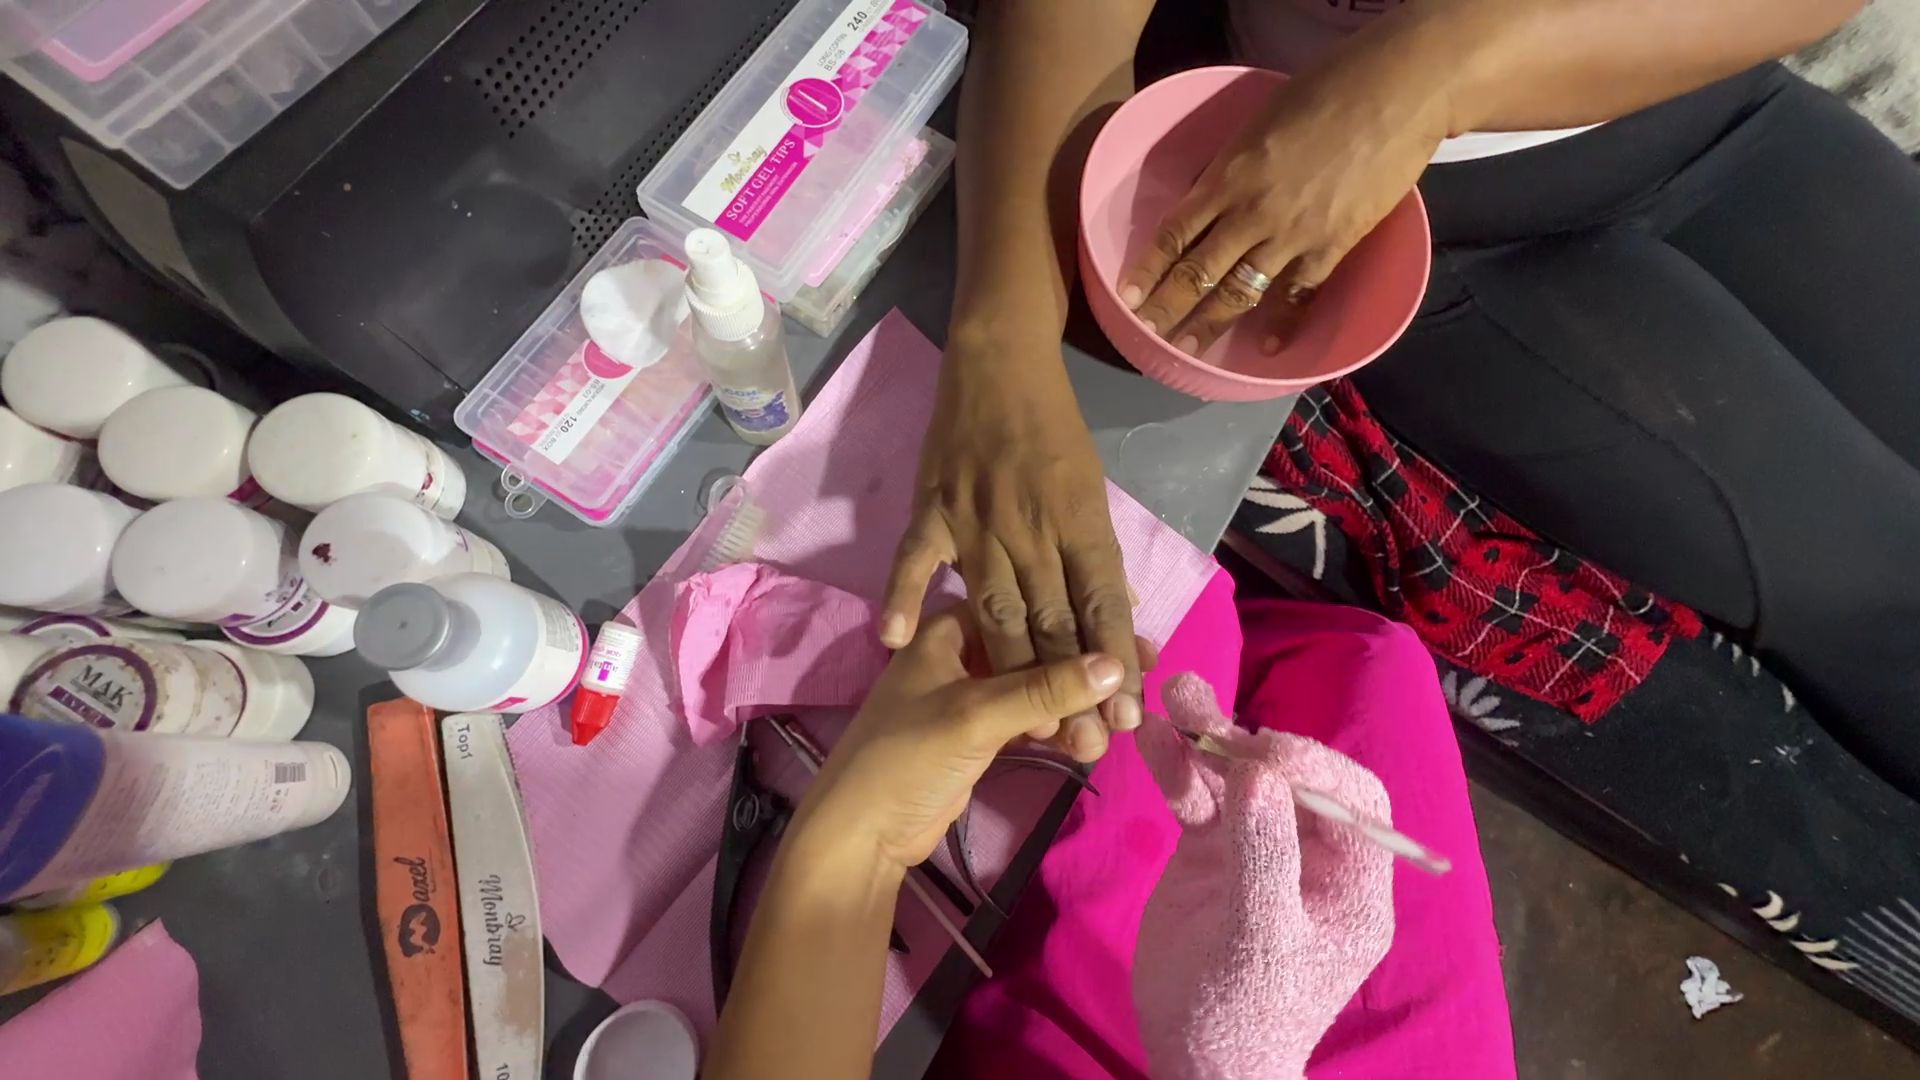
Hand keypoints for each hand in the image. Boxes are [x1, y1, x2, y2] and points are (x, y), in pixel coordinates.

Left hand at [795, 604, 1152, 869]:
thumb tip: (1116, 663)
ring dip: (1075, 700)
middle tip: (1144, 665)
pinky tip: (1093, 735)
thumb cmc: (909, 755)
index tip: (1128, 622)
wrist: (862, 833)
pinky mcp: (979, 734)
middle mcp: (960, 654)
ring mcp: (970, 696)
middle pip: (1034, 647)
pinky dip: (1057, 726)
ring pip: (1034, 687)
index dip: (1073, 612)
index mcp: (946, 629)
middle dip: (1084, 660)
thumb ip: (1044, 689)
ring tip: (1126, 710)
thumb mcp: (976, 715)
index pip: (1022, 606)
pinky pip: (1029, 719)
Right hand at [883, 332, 1140, 761]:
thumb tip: (1109, 614)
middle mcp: (1032, 527)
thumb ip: (1092, 551)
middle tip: (1086, 750)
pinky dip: (904, 597)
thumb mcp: (1091, 485)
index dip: (1116, 664)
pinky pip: (914, 560)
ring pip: (997, 608)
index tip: (1126, 720)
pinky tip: (895, 640)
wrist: (1000, 360)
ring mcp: (976, 520)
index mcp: (1079, 518)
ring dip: (1012, 673)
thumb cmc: (1052, 426)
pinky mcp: (931, 509)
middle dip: (1073, 691)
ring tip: (1030, 732)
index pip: (1102, 604)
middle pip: (1055, 621)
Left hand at [1120, 57, 1447, 357]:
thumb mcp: (1256, 124)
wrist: (1403, 87)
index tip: (1127, 299)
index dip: (1147, 271)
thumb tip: (1206, 200)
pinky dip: (1282, 323)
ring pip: (1238, 292)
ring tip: (1187, 349)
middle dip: (1167, 308)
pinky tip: (1268, 348)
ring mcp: (1291, 235)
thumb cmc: (1326, 90)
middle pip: (1197, 272)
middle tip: (1147, 336)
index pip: (1174, 234)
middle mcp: (1251, 214)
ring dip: (1209, 324)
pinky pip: (1299, 295)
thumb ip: (1228, 169)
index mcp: (1228, 178)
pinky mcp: (1332, 247)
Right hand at [1132, 675, 1393, 1079]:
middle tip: (1191, 696)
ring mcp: (1254, 846)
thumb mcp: (1259, 938)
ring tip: (1170, 695)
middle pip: (1282, 776)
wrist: (1192, 1055)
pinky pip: (1195, 799)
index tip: (1257, 751)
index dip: (1311, 763)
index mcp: (1350, 880)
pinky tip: (1150, 740)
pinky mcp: (1210, 848)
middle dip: (1240, 737)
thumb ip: (1262, 854)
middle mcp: (1307, 852)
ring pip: (1231, 779)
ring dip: (1201, 738)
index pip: (1352, 799)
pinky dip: (1174, 769)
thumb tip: (1257, 773)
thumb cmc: (1245, 1010)